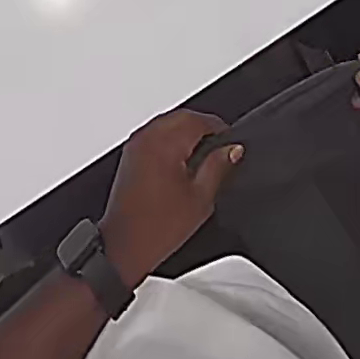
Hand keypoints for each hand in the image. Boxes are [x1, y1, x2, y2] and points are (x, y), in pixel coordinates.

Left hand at [99, 109, 242, 288]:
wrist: (127, 241)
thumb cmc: (158, 226)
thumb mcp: (200, 198)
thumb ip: (218, 166)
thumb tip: (232, 149)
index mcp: (165, 144)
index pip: (196, 119)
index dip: (218, 126)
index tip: (231, 138)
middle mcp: (147, 137)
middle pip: (180, 116)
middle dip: (203, 125)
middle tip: (222, 144)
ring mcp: (136, 143)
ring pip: (166, 122)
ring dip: (185, 129)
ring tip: (205, 152)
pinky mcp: (130, 151)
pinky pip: (154, 132)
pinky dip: (170, 136)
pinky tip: (183, 157)